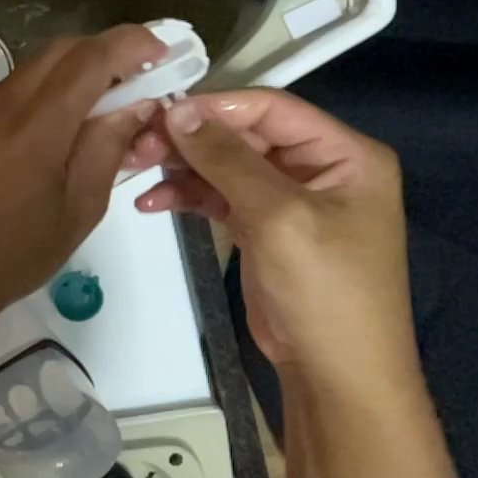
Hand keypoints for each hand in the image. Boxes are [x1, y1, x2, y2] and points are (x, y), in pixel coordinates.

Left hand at [0, 25, 167, 332]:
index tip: (160, 50)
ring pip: (29, 69)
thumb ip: (108, 146)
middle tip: (136, 77)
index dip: (130, 44)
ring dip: (70, 72)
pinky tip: (56, 125)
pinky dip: (39, 93)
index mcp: (31, 131)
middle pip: (56, 52)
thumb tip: (137, 103)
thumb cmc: (17, 254)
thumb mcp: (80, 208)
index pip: (87, 61)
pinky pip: (7, 92)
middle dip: (103, 53)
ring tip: (100, 103)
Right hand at [132, 89, 419, 390]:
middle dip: (189, 139)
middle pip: (241, 134)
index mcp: (343, 154)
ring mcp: (286, 198)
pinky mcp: (260, 225)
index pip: (270, 108)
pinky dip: (184, 195)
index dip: (215, 106)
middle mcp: (317, 167)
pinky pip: (215, 195)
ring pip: (221, 163)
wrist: (334, 371)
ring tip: (134, 170)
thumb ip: (226, 158)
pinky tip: (151, 203)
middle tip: (138, 145)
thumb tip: (177, 109)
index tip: (160, 113)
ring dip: (179, 166)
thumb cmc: (323, 288)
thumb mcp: (276, 215)